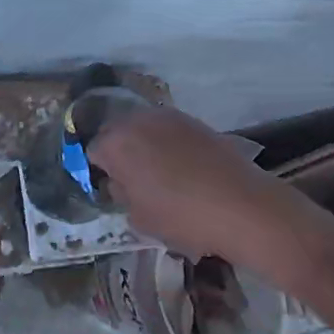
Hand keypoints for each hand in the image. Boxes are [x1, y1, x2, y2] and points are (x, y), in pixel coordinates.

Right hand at [87, 105, 314, 274]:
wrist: (241, 205)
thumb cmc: (182, 216)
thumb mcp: (139, 217)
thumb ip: (122, 194)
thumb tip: (121, 182)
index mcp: (117, 142)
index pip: (92, 151)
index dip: (97, 172)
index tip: (109, 189)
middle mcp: (139, 120)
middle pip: (117, 132)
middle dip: (118, 152)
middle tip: (129, 181)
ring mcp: (169, 116)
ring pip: (144, 128)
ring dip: (143, 145)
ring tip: (156, 174)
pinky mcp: (195, 121)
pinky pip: (168, 130)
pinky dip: (167, 144)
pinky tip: (180, 168)